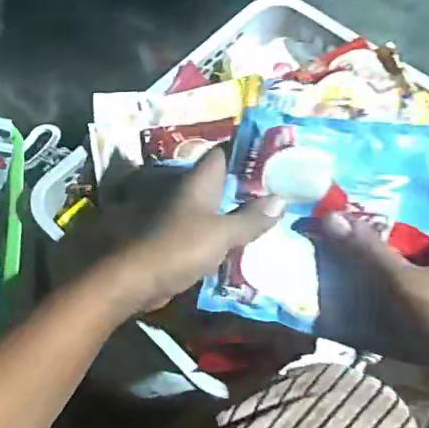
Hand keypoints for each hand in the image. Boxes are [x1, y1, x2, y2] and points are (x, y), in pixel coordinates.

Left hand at [93, 148, 285, 316]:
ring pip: (219, 207)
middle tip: (289, 185)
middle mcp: (189, 195)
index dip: (246, 148)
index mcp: (197, 184)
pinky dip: (230, 232)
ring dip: (243, 209)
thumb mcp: (222, 233)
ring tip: (279, 211)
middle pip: (223, 181)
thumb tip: (279, 198)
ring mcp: (183, 218)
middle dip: (251, 183)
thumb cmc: (180, 247)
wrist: (139, 278)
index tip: (277, 148)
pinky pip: (212, 230)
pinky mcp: (182, 240)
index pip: (222, 154)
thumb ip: (250, 217)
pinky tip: (252, 239)